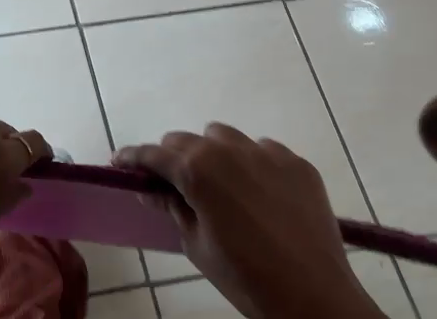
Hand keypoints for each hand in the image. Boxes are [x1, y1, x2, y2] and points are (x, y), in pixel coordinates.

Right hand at [115, 125, 383, 318]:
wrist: (316, 300)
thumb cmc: (246, 278)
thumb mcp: (196, 245)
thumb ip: (172, 208)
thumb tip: (152, 190)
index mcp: (196, 170)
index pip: (153, 154)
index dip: (132, 158)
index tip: (119, 162)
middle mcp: (227, 149)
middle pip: (186, 140)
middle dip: (174, 158)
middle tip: (177, 187)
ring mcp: (266, 152)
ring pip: (223, 137)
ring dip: (214, 154)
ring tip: (222, 187)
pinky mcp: (296, 162)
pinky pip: (263, 150)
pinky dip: (253, 165)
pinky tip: (260, 195)